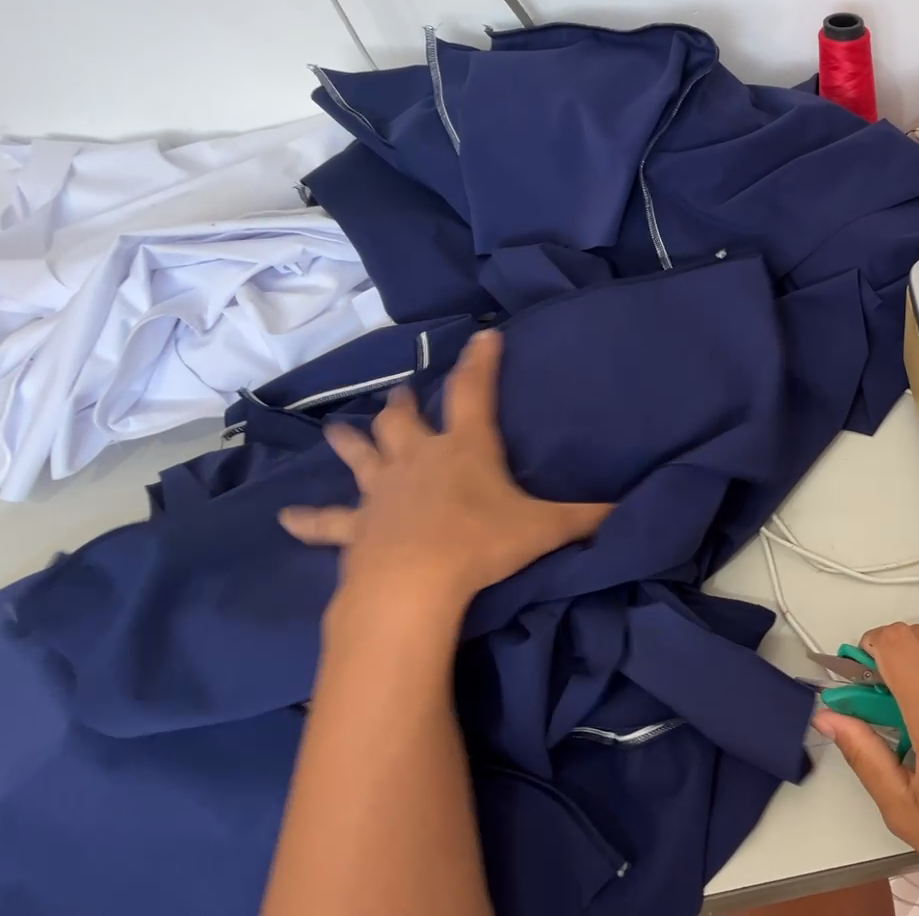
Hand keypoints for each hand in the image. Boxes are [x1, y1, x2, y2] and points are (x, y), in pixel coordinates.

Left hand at [279, 329, 613, 609]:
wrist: (412, 584)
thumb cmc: (482, 543)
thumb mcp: (548, 528)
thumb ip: (589, 517)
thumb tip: (631, 509)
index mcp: (466, 449)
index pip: (476, 392)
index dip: (483, 362)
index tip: (485, 335)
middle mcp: (419, 459)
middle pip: (405, 419)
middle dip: (406, 403)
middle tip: (405, 394)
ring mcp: (381, 491)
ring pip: (361, 454)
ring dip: (353, 441)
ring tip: (340, 429)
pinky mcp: (355, 527)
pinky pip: (327, 521)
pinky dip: (309, 519)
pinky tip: (288, 518)